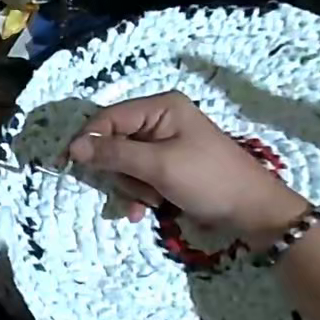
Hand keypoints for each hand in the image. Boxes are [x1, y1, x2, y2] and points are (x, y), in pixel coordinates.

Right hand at [68, 92, 308, 237]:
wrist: (253, 211)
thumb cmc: (208, 180)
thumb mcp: (158, 166)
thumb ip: (114, 154)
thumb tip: (74, 146)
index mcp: (161, 107)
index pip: (109, 118)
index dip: (87, 140)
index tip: (67, 164)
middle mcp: (160, 119)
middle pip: (114, 142)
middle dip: (120, 172)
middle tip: (138, 190)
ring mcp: (165, 143)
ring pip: (124, 164)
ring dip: (132, 187)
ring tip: (154, 201)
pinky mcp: (168, 165)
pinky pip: (139, 176)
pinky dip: (140, 194)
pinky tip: (148, 210)